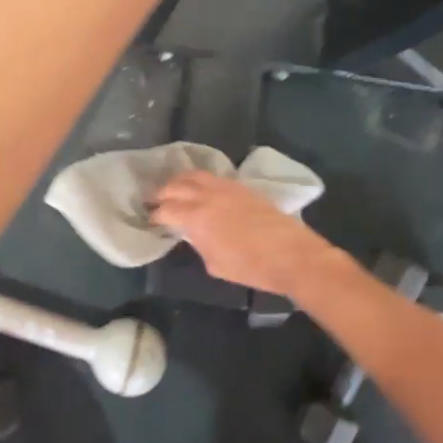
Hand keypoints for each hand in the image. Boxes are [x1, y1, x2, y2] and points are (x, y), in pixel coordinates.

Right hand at [150, 171, 349, 296]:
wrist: (291, 255)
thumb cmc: (251, 267)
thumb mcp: (214, 264)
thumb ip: (198, 244)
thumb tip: (193, 234)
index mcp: (196, 217)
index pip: (166, 210)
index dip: (155, 216)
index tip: (150, 220)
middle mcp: (207, 196)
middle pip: (175, 186)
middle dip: (161, 193)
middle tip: (154, 201)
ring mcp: (225, 188)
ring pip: (194, 175)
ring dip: (179, 181)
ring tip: (174, 189)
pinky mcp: (241, 187)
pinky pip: (212, 178)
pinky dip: (199, 180)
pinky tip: (199, 189)